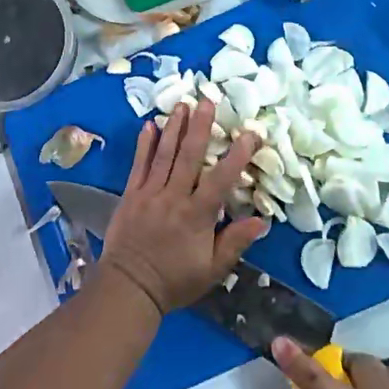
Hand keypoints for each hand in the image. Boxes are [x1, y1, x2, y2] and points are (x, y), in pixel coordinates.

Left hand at [99, 102, 267, 314]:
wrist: (128, 288)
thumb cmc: (174, 281)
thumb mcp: (212, 270)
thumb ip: (235, 242)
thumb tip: (260, 219)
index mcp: (197, 216)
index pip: (221, 179)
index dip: (236, 156)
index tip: (249, 133)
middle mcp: (174, 197)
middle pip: (189, 156)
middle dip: (200, 127)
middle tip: (208, 100)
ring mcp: (149, 193)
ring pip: (164, 154)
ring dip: (174, 127)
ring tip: (182, 104)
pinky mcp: (130, 194)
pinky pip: (139, 165)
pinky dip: (144, 144)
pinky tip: (149, 125)